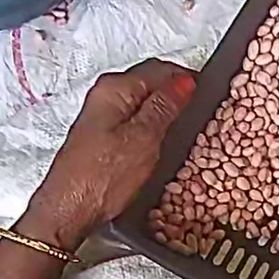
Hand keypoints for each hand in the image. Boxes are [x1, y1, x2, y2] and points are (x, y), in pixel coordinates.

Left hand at [21, 59, 195, 248]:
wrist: (69, 209)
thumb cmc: (103, 177)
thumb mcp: (144, 138)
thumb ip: (165, 107)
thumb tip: (184, 83)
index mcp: (115, 88)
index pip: (159, 69)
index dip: (186, 78)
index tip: (209, 92)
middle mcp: (105, 96)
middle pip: (149, 83)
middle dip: (176, 91)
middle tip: (203, 108)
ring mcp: (102, 117)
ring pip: (142, 103)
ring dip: (165, 110)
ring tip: (187, 126)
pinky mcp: (102, 138)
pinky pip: (134, 121)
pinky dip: (152, 126)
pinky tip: (163, 141)